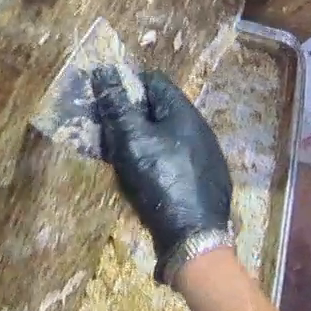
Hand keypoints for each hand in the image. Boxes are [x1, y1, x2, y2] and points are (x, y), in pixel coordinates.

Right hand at [92, 67, 231, 278]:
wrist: (193, 237)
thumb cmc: (159, 180)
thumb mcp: (131, 139)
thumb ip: (117, 106)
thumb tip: (104, 73)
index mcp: (184, 112)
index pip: (153, 81)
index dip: (127, 85)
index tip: (104, 100)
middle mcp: (200, 129)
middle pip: (160, 110)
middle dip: (132, 115)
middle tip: (108, 130)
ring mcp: (206, 156)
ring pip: (168, 136)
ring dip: (144, 139)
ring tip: (121, 155)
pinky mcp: (206, 180)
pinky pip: (176, 158)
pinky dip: (157, 160)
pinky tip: (145, 177)